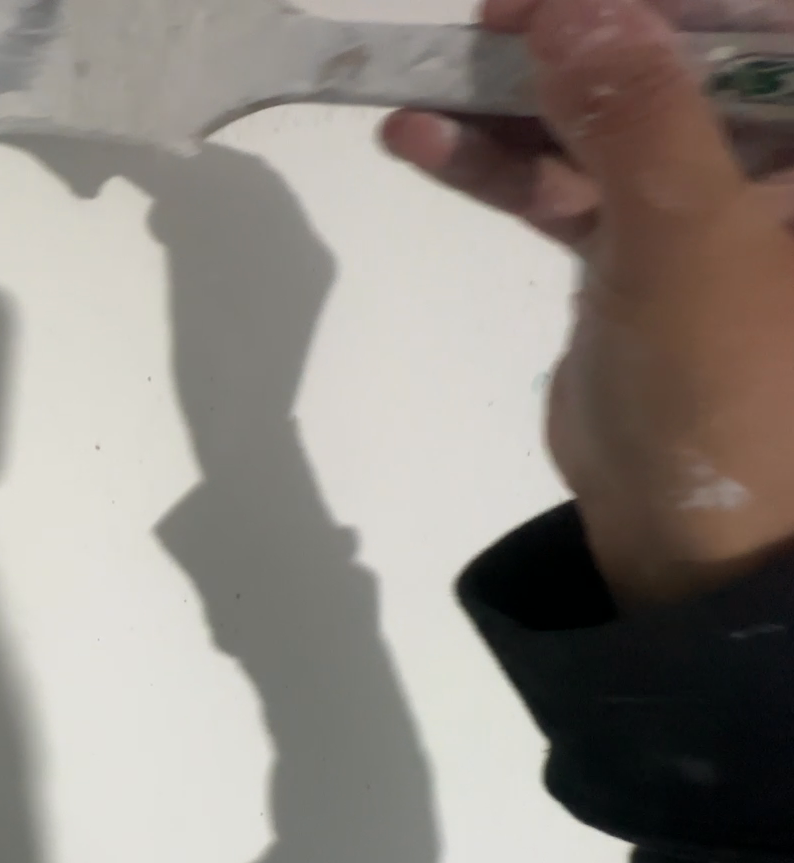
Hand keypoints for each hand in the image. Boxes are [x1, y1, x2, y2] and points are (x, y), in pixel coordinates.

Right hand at [381, 0, 793, 608]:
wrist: (680, 499)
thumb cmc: (726, 372)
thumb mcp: (688, 236)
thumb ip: (638, 120)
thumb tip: (573, 13)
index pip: (758, 19)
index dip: (653, 0)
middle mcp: (786, 142)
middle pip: (674, 61)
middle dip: (570, 44)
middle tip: (479, 25)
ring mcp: (704, 193)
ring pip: (599, 124)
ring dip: (507, 111)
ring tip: (419, 90)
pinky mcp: (629, 242)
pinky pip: (558, 186)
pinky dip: (492, 169)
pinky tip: (424, 147)